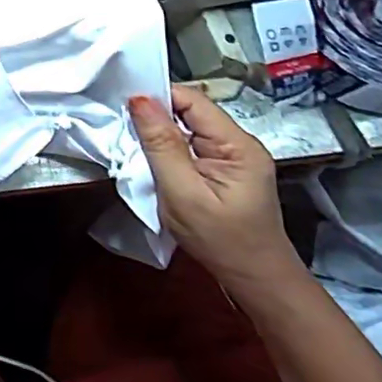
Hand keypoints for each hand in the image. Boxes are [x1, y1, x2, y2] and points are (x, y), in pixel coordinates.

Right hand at [128, 86, 301, 290]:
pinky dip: (169, 150)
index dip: (158, 98)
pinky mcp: (224, 170)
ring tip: (136, 146)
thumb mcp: (184, 194)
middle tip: (125, 129)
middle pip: (190, 111)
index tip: (125, 107)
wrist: (256, 284)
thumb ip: (161, 145)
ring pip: (188, 128)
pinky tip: (154, 162)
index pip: (192, 100)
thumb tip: (139, 100)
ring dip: (161, 135)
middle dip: (156, 117)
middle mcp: (238, 142)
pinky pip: (191, 146)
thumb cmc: (221, 242)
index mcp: (237, 144)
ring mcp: (233, 156)